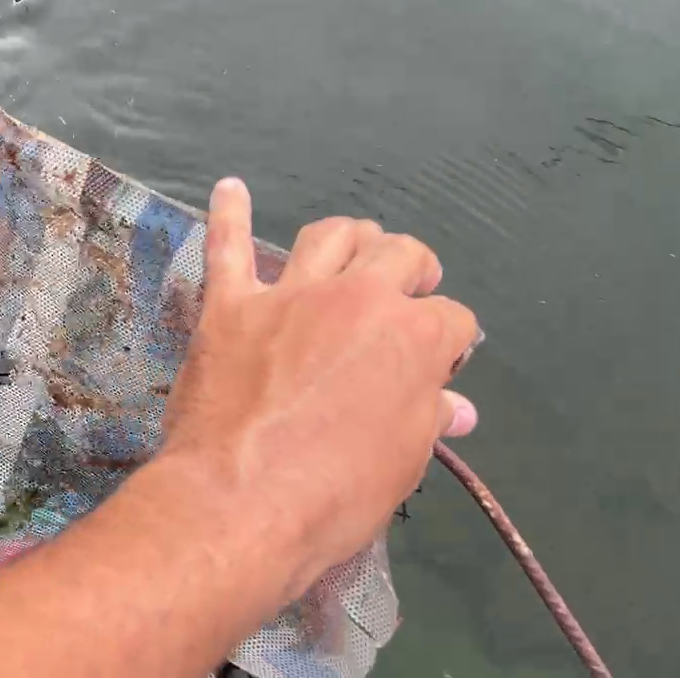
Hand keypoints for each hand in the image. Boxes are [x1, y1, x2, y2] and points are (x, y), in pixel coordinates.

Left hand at [161, 178, 479, 597]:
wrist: (241, 491)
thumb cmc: (335, 489)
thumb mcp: (402, 458)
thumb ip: (423, 413)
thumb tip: (453, 403)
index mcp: (413, 338)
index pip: (450, 317)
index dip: (447, 337)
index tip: (434, 357)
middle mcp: (354, 300)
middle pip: (395, 254)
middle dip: (409, 266)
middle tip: (404, 283)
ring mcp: (286, 296)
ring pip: (326, 237)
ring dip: (347, 236)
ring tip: (354, 242)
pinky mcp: (228, 303)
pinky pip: (226, 245)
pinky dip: (228, 213)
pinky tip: (229, 186)